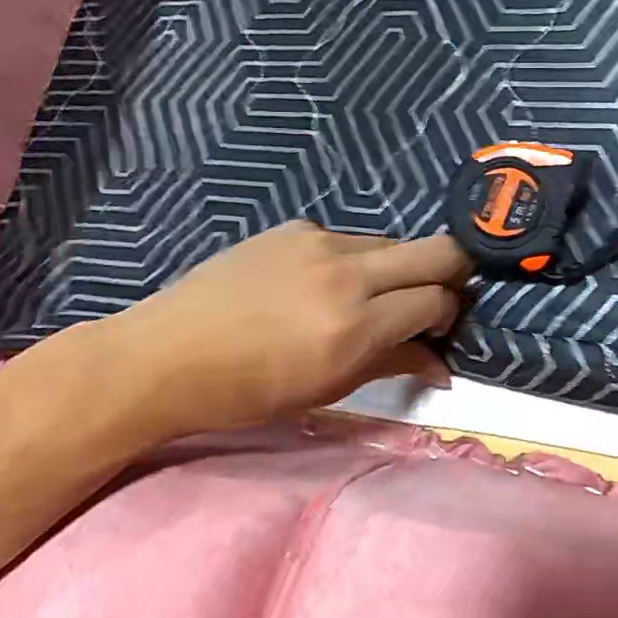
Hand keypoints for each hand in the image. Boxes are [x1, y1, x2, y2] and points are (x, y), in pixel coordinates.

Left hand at [56, 221, 471, 437]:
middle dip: (452, 273)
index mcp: (355, 324)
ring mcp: (319, 241)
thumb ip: (392, 365)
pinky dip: (353, 261)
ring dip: (398, 269)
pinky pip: (348, 239)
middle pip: (437, 251)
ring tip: (367, 299)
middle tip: (432, 300)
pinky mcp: (294, 227)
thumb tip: (443, 367)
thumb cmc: (247, 391)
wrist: (165, 355)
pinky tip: (320, 285)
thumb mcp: (327, 388)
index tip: (436, 331)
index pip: (437, 300)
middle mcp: (346, 273)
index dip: (449, 315)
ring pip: (392, 243)